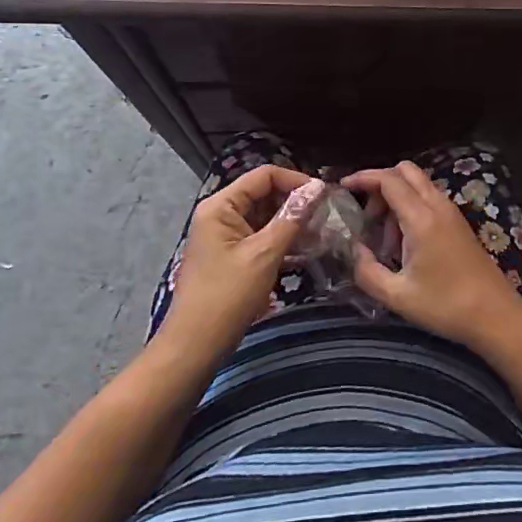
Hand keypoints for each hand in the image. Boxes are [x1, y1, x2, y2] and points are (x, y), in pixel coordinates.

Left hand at [161, 165, 316, 356]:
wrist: (196, 344)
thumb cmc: (228, 296)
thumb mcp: (264, 254)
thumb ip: (292, 218)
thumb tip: (317, 188)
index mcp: (221, 205)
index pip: (263, 176)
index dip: (295, 180)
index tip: (325, 196)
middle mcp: (220, 213)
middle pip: (264, 194)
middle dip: (295, 203)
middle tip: (326, 217)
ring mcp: (225, 235)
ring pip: (264, 217)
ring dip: (291, 223)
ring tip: (321, 234)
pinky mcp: (231, 255)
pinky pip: (260, 237)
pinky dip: (280, 241)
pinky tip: (304, 251)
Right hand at [343, 162, 521, 349]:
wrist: (496, 316)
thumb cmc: (446, 306)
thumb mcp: (397, 296)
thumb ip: (367, 271)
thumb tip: (353, 249)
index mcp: (422, 219)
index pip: (389, 179)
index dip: (363, 178)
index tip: (343, 187)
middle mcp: (438, 206)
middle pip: (406, 171)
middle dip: (380, 183)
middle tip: (366, 213)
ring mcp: (451, 213)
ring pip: (418, 184)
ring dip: (396, 198)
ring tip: (384, 238)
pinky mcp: (458, 223)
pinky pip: (429, 199)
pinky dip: (410, 207)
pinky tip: (404, 242)